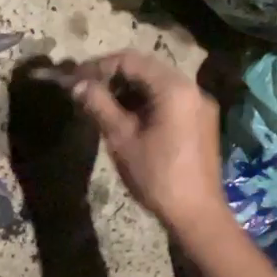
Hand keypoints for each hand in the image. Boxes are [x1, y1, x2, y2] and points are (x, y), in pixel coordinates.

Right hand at [71, 51, 225, 230]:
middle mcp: (192, 88)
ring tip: (101, 105)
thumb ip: (99, 105)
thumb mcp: (121, 138)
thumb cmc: (157, 175)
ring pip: (156, 84)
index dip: (99, 67)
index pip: (130, 60)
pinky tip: (126, 118)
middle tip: (85, 90)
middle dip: (112, 76)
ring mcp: (199, 105)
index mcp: (174, 88)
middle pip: (145, 69)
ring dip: (127, 90)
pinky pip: (168, 99)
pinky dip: (144, 102)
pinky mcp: (200, 121)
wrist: (197, 215)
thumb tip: (76, 84)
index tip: (75, 79)